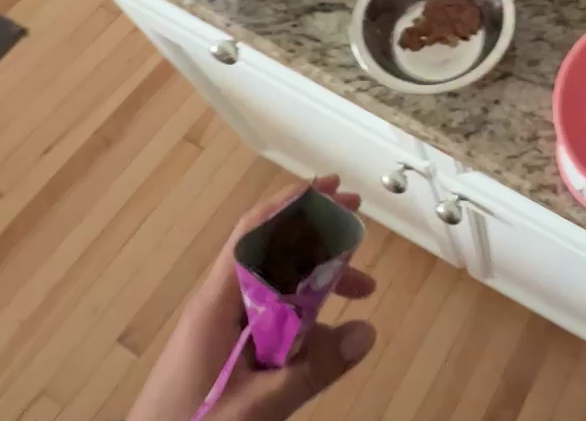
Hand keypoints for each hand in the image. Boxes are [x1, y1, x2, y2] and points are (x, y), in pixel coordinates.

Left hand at [128, 175, 377, 420]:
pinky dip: (308, 312)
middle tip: (359, 222)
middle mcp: (221, 304)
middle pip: (274, 249)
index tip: (333, 187)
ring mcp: (224, 328)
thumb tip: (367, 331)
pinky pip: (275, 316)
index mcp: (218, 302)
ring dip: (320, 277)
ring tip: (363, 288)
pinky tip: (332, 334)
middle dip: (319, 232)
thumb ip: (312, 370)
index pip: (256, 231)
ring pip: (280, 283)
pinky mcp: (228, 351)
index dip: (294, 202)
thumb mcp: (255, 407)